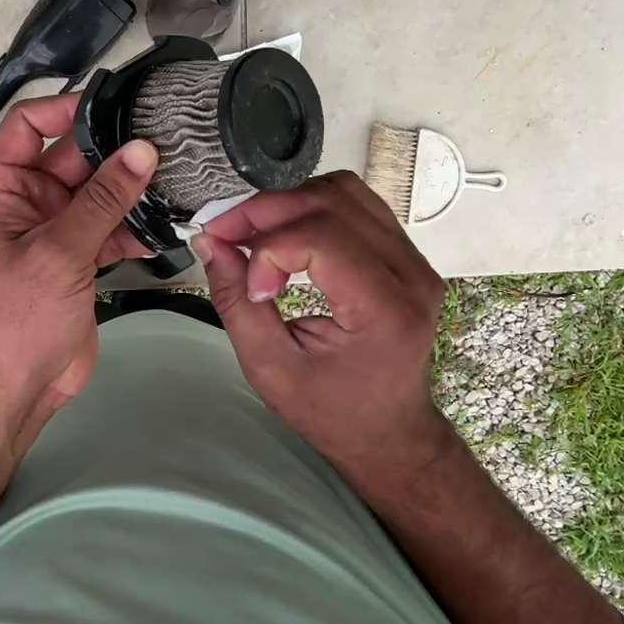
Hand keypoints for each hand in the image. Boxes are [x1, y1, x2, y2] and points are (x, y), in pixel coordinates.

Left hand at [0, 93, 156, 410]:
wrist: (22, 384)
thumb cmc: (18, 320)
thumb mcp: (59, 252)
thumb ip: (102, 201)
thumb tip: (140, 153)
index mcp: (0, 191)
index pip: (25, 127)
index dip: (63, 109)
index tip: (109, 104)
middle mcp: (25, 203)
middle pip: (70, 157)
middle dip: (111, 154)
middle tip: (160, 145)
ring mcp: (54, 229)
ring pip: (96, 192)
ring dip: (128, 192)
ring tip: (168, 185)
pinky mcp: (77, 255)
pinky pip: (108, 226)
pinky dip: (131, 229)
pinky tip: (158, 233)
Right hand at [192, 171, 446, 477]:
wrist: (387, 431)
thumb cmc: (331, 412)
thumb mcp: (269, 369)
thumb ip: (236, 303)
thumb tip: (208, 243)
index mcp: (386, 311)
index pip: (323, 238)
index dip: (269, 249)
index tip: (250, 288)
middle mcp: (411, 275)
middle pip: (332, 203)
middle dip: (267, 212)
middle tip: (225, 234)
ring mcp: (414, 260)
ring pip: (344, 192)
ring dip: (287, 204)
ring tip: (250, 233)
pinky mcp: (404, 255)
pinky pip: (354, 205)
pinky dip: (307, 209)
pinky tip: (280, 235)